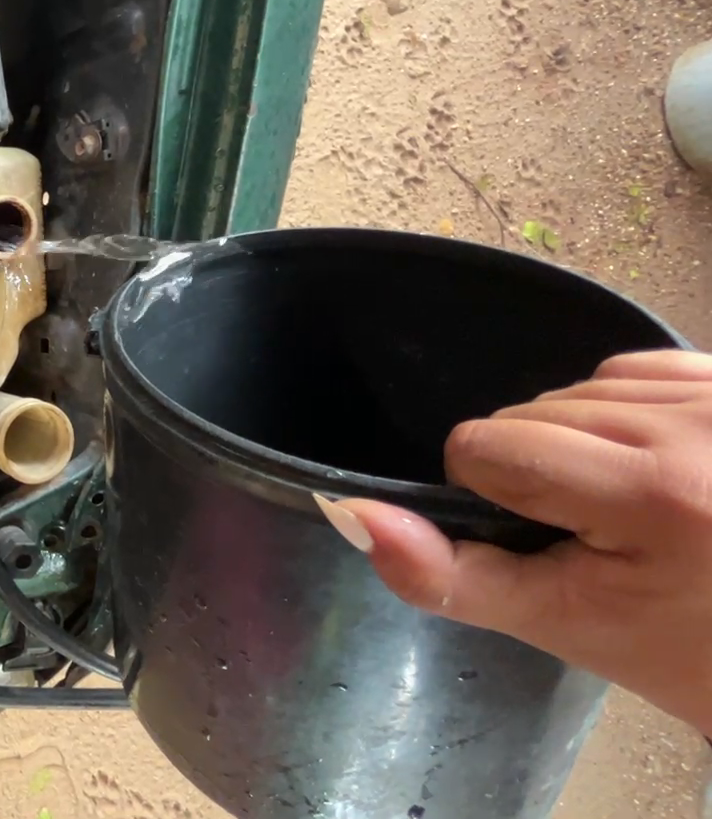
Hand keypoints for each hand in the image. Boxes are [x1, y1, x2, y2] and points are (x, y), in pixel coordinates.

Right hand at [317, 350, 711, 733]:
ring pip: (569, 391)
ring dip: (578, 441)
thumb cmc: (697, 653)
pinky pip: (631, 370)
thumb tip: (347, 512)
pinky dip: (623, 412)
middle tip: (607, 531)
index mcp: (661, 490)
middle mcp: (706, 424)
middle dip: (540, 469)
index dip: (495, 496)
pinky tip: (664, 461)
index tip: (558, 542)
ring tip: (639, 502)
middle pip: (525, 414)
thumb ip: (445, 575)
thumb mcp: (567, 628)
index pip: (483, 446)